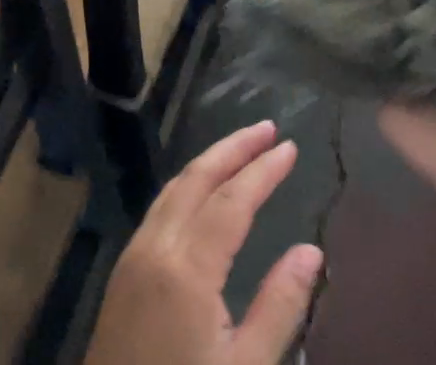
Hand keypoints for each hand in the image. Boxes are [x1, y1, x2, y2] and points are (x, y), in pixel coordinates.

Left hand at [86, 121, 323, 364]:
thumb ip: (280, 306)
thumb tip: (311, 250)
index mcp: (186, 270)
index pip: (231, 201)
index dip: (262, 170)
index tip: (290, 147)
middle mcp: (154, 251)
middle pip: (195, 180)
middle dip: (232, 149)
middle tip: (268, 128)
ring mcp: (133, 261)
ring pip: (172, 191)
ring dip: (208, 163)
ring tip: (242, 149)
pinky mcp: (124, 276)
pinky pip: (159, 211)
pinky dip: (187, 187)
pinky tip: (203, 193)